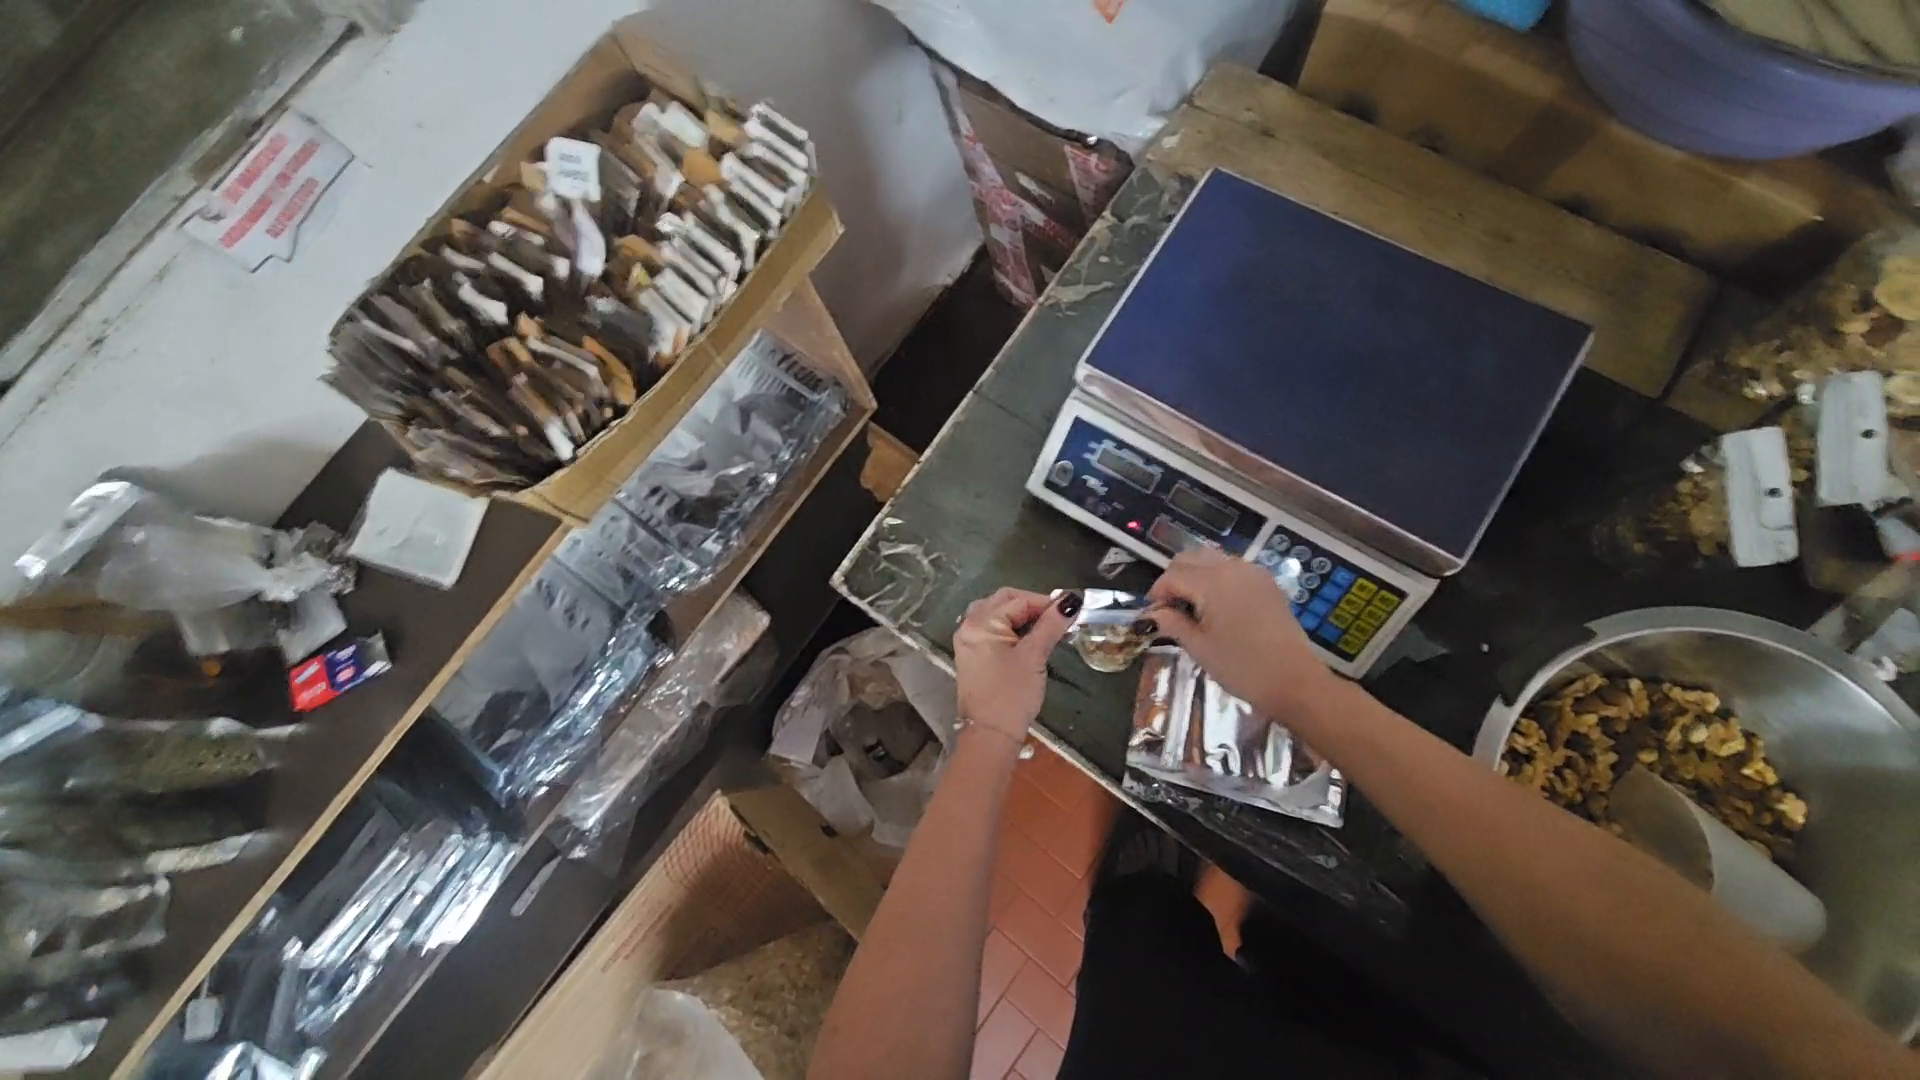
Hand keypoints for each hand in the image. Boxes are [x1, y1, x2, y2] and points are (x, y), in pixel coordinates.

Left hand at [953, 588, 1079, 743]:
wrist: (990, 735)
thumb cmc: (1012, 694)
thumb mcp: (1034, 656)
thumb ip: (1051, 625)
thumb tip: (1071, 600)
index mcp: (980, 623)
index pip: (1017, 600)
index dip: (1045, 602)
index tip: (1071, 610)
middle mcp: (968, 626)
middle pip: (1003, 601)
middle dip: (1031, 605)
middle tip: (1057, 617)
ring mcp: (967, 642)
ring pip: (996, 615)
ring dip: (1021, 615)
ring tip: (1046, 626)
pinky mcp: (972, 656)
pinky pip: (992, 630)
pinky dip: (1011, 628)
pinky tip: (1028, 638)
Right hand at [1146, 549, 1339, 718]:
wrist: (1294, 681)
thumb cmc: (1241, 667)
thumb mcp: (1199, 648)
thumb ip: (1172, 624)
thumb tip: (1153, 614)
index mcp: (1212, 582)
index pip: (1172, 576)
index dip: (1157, 593)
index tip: (1153, 615)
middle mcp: (1232, 567)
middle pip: (1190, 558)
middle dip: (1174, 579)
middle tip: (1170, 608)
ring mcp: (1253, 572)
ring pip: (1212, 559)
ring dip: (1195, 575)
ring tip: (1192, 606)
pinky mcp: (1267, 583)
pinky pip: (1233, 568)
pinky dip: (1217, 577)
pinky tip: (1217, 605)